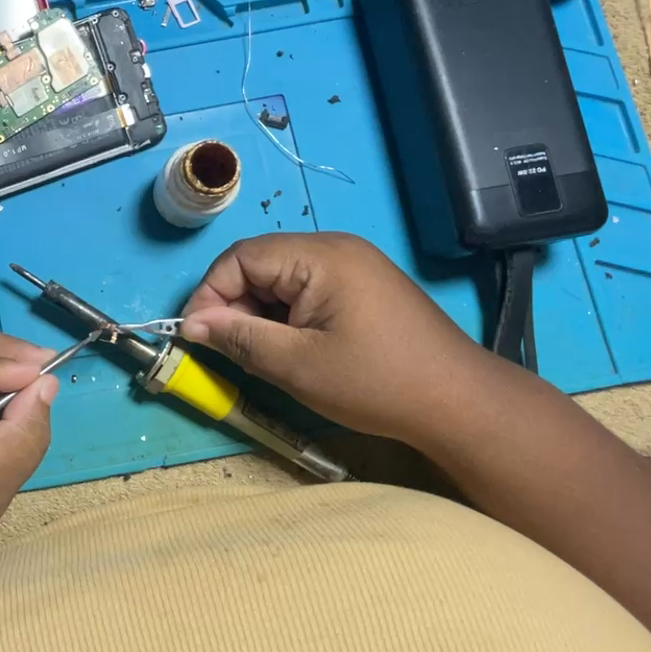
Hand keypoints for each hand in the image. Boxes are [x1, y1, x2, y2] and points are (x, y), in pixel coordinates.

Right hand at [180, 233, 499, 441]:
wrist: (460, 404)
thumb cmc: (375, 382)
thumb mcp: (296, 365)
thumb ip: (238, 338)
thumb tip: (190, 325)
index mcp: (319, 256)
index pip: (240, 258)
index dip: (210, 294)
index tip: (197, 336)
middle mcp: (334, 248)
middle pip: (258, 264)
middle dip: (233, 304)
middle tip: (228, 349)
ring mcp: (351, 265)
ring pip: (279, 278)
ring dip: (258, 313)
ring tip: (259, 353)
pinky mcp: (360, 285)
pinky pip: (304, 288)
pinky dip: (284, 315)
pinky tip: (289, 347)